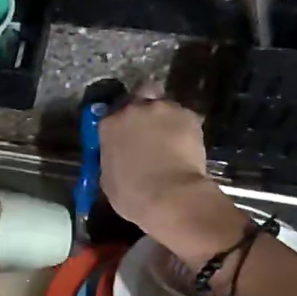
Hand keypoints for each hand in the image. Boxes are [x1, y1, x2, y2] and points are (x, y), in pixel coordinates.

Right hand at [99, 88, 247, 265]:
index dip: (119, 127)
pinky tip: (185, 146)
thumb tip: (119, 158)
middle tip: (148, 133)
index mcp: (110, 125)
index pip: (111, 116)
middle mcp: (134, 109)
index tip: (125, 138)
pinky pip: (183, 117)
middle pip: (138, 99)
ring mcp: (163, 109)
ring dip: (164, 118)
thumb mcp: (108, 179)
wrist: (171, 195)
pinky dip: (183, 128)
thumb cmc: (132, 194)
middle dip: (142, 112)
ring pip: (163, 105)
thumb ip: (112, 159)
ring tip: (170, 140)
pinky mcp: (188, 115)